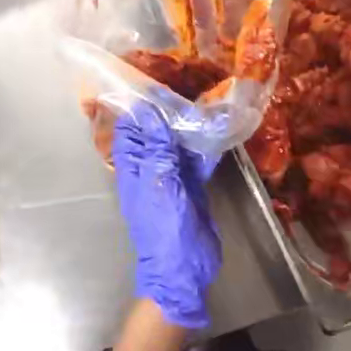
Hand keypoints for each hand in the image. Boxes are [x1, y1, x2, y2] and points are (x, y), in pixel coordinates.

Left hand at [112, 106, 220, 329]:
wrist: (183, 267)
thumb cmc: (164, 228)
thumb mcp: (159, 184)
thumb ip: (156, 148)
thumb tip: (149, 112)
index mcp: (133, 168)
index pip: (130, 129)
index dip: (139, 106)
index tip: (155, 82)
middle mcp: (150, 169)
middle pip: (156, 132)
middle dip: (169, 111)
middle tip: (189, 85)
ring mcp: (172, 178)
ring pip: (179, 144)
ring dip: (191, 126)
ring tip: (208, 98)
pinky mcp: (193, 187)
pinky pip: (198, 160)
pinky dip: (207, 145)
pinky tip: (221, 126)